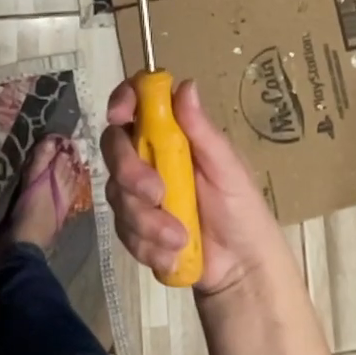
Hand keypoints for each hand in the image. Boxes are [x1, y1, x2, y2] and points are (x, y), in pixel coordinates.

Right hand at [101, 78, 286, 296]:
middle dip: (130, 171)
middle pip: (114, 145)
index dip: (122, 100)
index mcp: (172, 133)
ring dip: (146, 219)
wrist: (241, 271)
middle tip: (157, 193)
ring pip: (116, 192)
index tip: (120, 115)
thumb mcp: (228, 168)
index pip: (135, 102)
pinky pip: (122, 229)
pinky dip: (147, 245)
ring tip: (180, 238)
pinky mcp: (133, 226)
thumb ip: (202, 130)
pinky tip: (172, 255)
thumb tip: (187, 83)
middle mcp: (148, 155)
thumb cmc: (242, 209)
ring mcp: (137, 191)